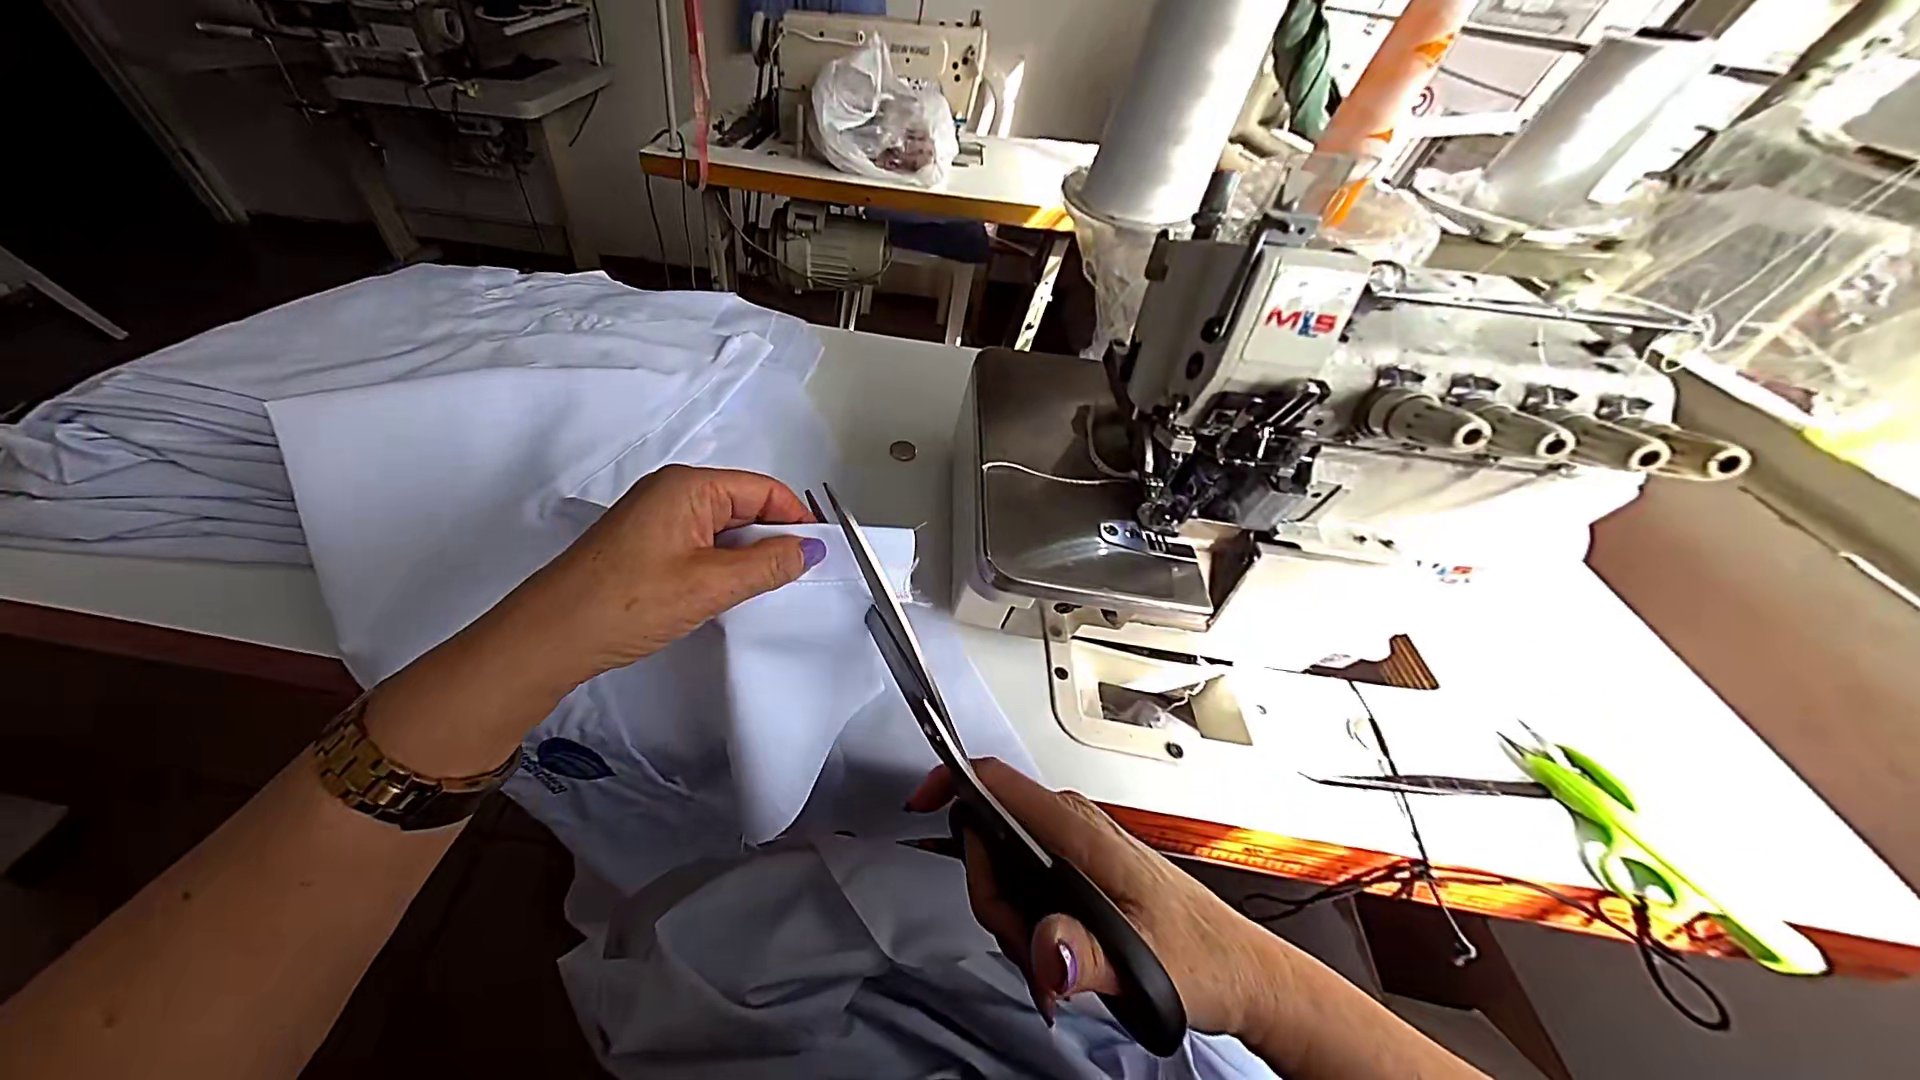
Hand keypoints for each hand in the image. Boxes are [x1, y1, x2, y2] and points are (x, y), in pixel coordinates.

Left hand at [495, 465, 825, 689]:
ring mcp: (660, 517)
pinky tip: (727, 591)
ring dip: (748, 556)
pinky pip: (706, 543)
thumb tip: (810, 550)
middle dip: (773, 540)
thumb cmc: (619, 604)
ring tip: (756, 589)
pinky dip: (725, 565)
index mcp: (688, 486)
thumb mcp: (710, 584)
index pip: (764, 490)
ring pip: (728, 528)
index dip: (796, 519)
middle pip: (747, 506)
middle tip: (790, 577)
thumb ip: (769, 564)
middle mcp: (674, 493)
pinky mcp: (652, 543)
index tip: (817, 553)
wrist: (548, 640)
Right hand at [906, 760, 1297, 1038]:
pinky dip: (1022, 914)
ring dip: (1008, 914)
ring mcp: (1073, 841)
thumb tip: (1042, 946)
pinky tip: (1050, 952)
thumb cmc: (1200, 954)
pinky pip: (1023, 873)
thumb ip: (1085, 955)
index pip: (1002, 783)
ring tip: (1047, 959)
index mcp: (1081, 831)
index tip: (923, 801)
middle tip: (1024, 945)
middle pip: (989, 835)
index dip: (955, 781)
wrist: (1234, 965)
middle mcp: (1073, 825)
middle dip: (989, 894)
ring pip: (1002, 860)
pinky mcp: (1074, 861)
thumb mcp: (1144, 965)